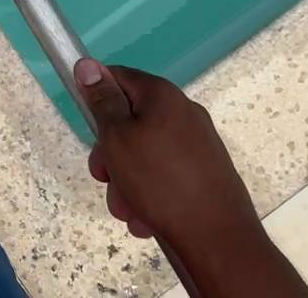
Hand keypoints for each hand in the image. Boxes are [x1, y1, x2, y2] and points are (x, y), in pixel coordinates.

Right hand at [78, 61, 260, 247]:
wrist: (220, 242)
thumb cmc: (159, 180)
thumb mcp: (116, 136)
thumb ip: (101, 99)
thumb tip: (87, 64)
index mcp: (163, 95)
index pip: (118, 77)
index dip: (97, 99)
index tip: (90, 128)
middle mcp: (184, 112)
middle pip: (131, 120)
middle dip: (111, 151)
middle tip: (103, 178)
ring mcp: (200, 144)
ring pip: (146, 151)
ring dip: (127, 178)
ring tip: (126, 210)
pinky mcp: (208, 173)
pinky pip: (167, 172)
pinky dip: (152, 190)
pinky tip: (145, 217)